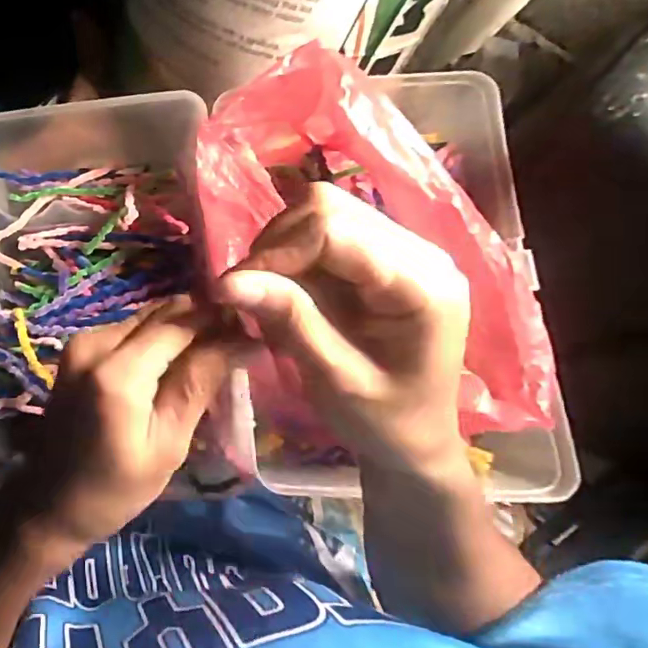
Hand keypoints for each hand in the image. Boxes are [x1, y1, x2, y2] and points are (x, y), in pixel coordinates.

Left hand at [0, 296, 242, 563]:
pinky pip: (129, 330)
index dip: (219, 320)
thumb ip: (199, 384)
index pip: (180, 323)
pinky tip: (179, 361)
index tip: (254, 330)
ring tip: (215, 351)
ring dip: (182, 328)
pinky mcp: (78, 348)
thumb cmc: (114, 488)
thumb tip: (242, 340)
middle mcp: (95, 342)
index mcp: (117, 372)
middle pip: (162, 313)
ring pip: (146, 317)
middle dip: (203, 319)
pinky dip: (157, 338)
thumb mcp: (167, 443)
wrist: (50, 501)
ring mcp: (82, 342)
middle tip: (238, 341)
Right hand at [218, 182, 471, 483]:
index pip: (334, 230)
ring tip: (269, 292)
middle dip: (275, 247)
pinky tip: (288, 287)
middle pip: (327, 208)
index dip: (276, 253)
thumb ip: (289, 320)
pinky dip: (292, 251)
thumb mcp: (333, 378)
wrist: (414, 439)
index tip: (236, 292)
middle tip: (250, 293)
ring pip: (322, 209)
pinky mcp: (384, 251)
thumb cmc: (382, 421)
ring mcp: (404, 246)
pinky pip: (326, 226)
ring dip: (281, 246)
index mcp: (421, 284)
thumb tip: (226, 282)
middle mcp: (420, 251)